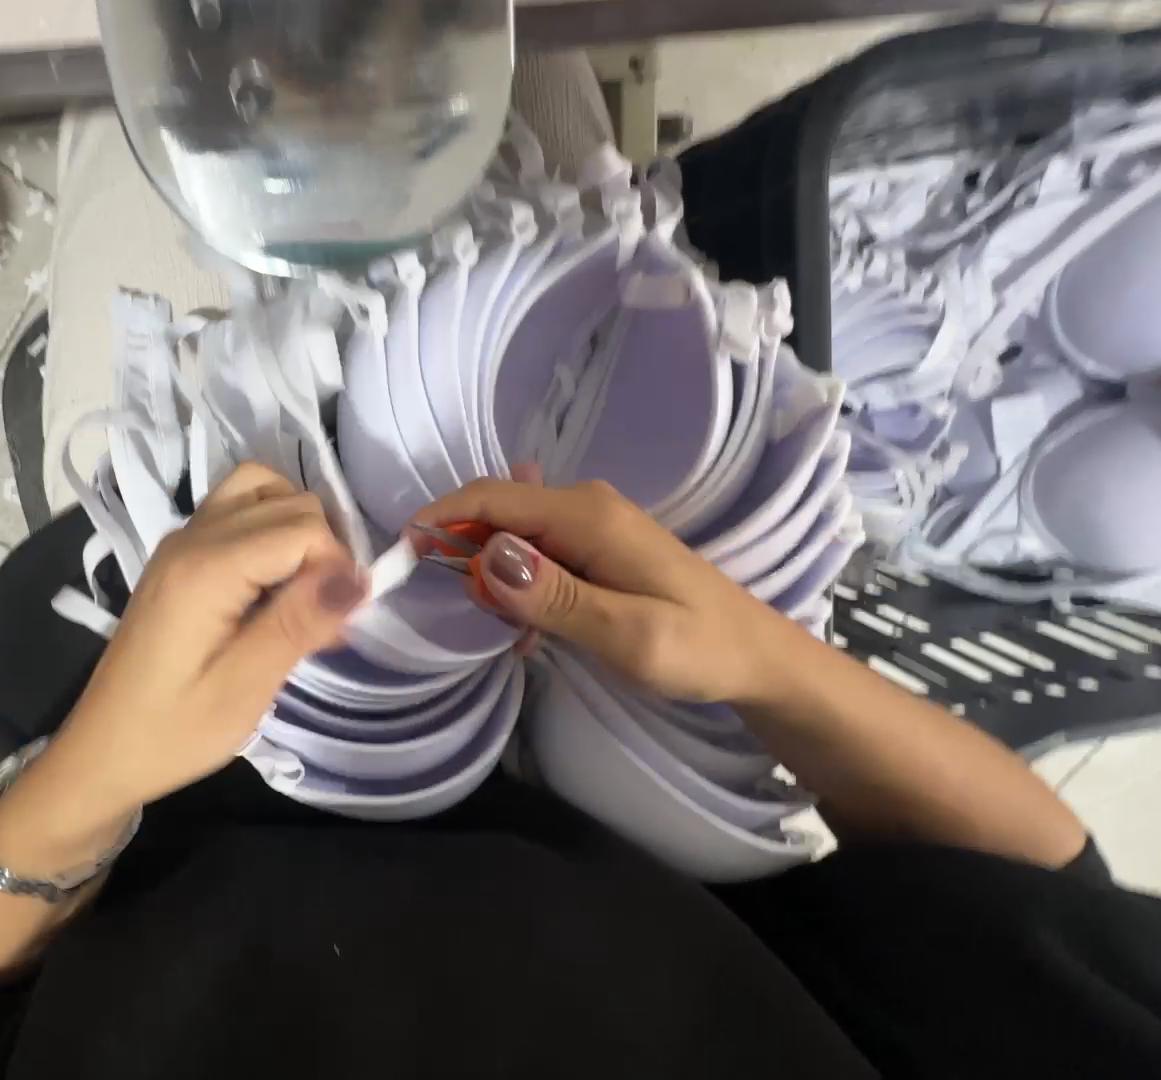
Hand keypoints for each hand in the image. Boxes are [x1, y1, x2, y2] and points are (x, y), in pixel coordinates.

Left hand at [40, 463, 365, 814]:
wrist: (105, 750)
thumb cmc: (174, 731)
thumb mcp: (244, 689)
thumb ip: (298, 622)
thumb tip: (357, 576)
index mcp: (205, 569)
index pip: (303, 527)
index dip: (335, 567)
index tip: (336, 623)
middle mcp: (192, 537)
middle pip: (289, 501)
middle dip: (323, 549)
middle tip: (326, 617)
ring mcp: (182, 540)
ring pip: (263, 488)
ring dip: (299, 527)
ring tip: (307, 588)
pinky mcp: (180, 554)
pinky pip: (239, 508)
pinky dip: (272, 527)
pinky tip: (276, 581)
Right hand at [412, 476, 805, 705]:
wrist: (758, 658)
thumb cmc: (700, 648)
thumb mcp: (628, 634)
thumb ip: (555, 597)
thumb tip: (487, 557)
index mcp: (587, 516)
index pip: (493, 498)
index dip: (441, 518)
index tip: (403, 553)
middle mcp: (583, 507)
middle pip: (497, 514)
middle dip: (468, 557)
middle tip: (478, 616)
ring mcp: (589, 526)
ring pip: (511, 537)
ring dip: (495, 581)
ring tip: (517, 633)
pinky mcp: (594, 548)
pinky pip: (534, 557)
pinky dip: (519, 589)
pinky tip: (534, 630)